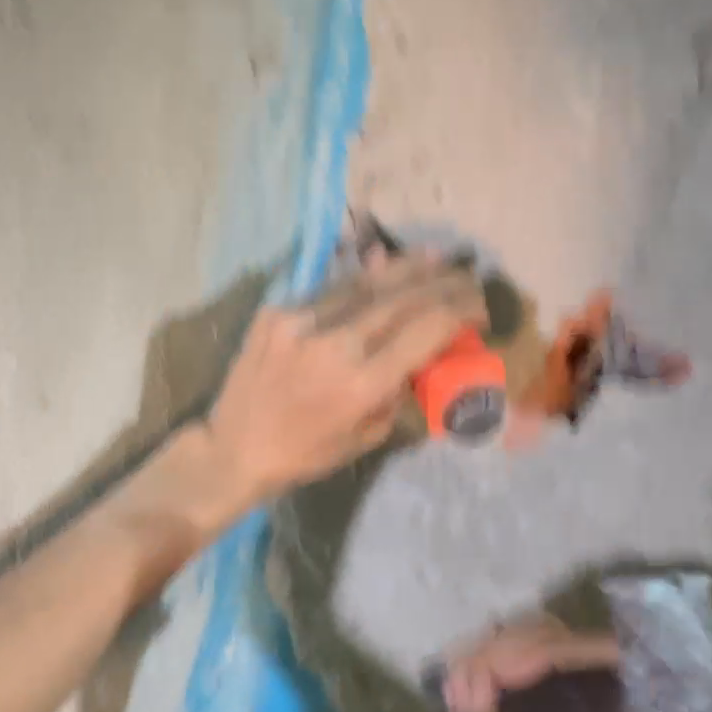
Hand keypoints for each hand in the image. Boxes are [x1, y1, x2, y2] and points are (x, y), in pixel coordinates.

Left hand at [202, 253, 486, 501]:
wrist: (233, 448)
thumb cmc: (303, 454)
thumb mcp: (365, 437)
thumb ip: (396, 392)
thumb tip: (419, 353)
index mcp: (362, 383)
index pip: (427, 328)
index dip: (461, 309)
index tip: (479, 305)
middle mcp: (335, 344)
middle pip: (402, 298)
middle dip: (441, 283)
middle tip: (465, 273)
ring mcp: (300, 323)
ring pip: (363, 284)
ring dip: (403, 269)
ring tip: (432, 257)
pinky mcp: (274, 315)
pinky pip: (326, 293)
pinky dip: (357, 282)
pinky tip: (377, 268)